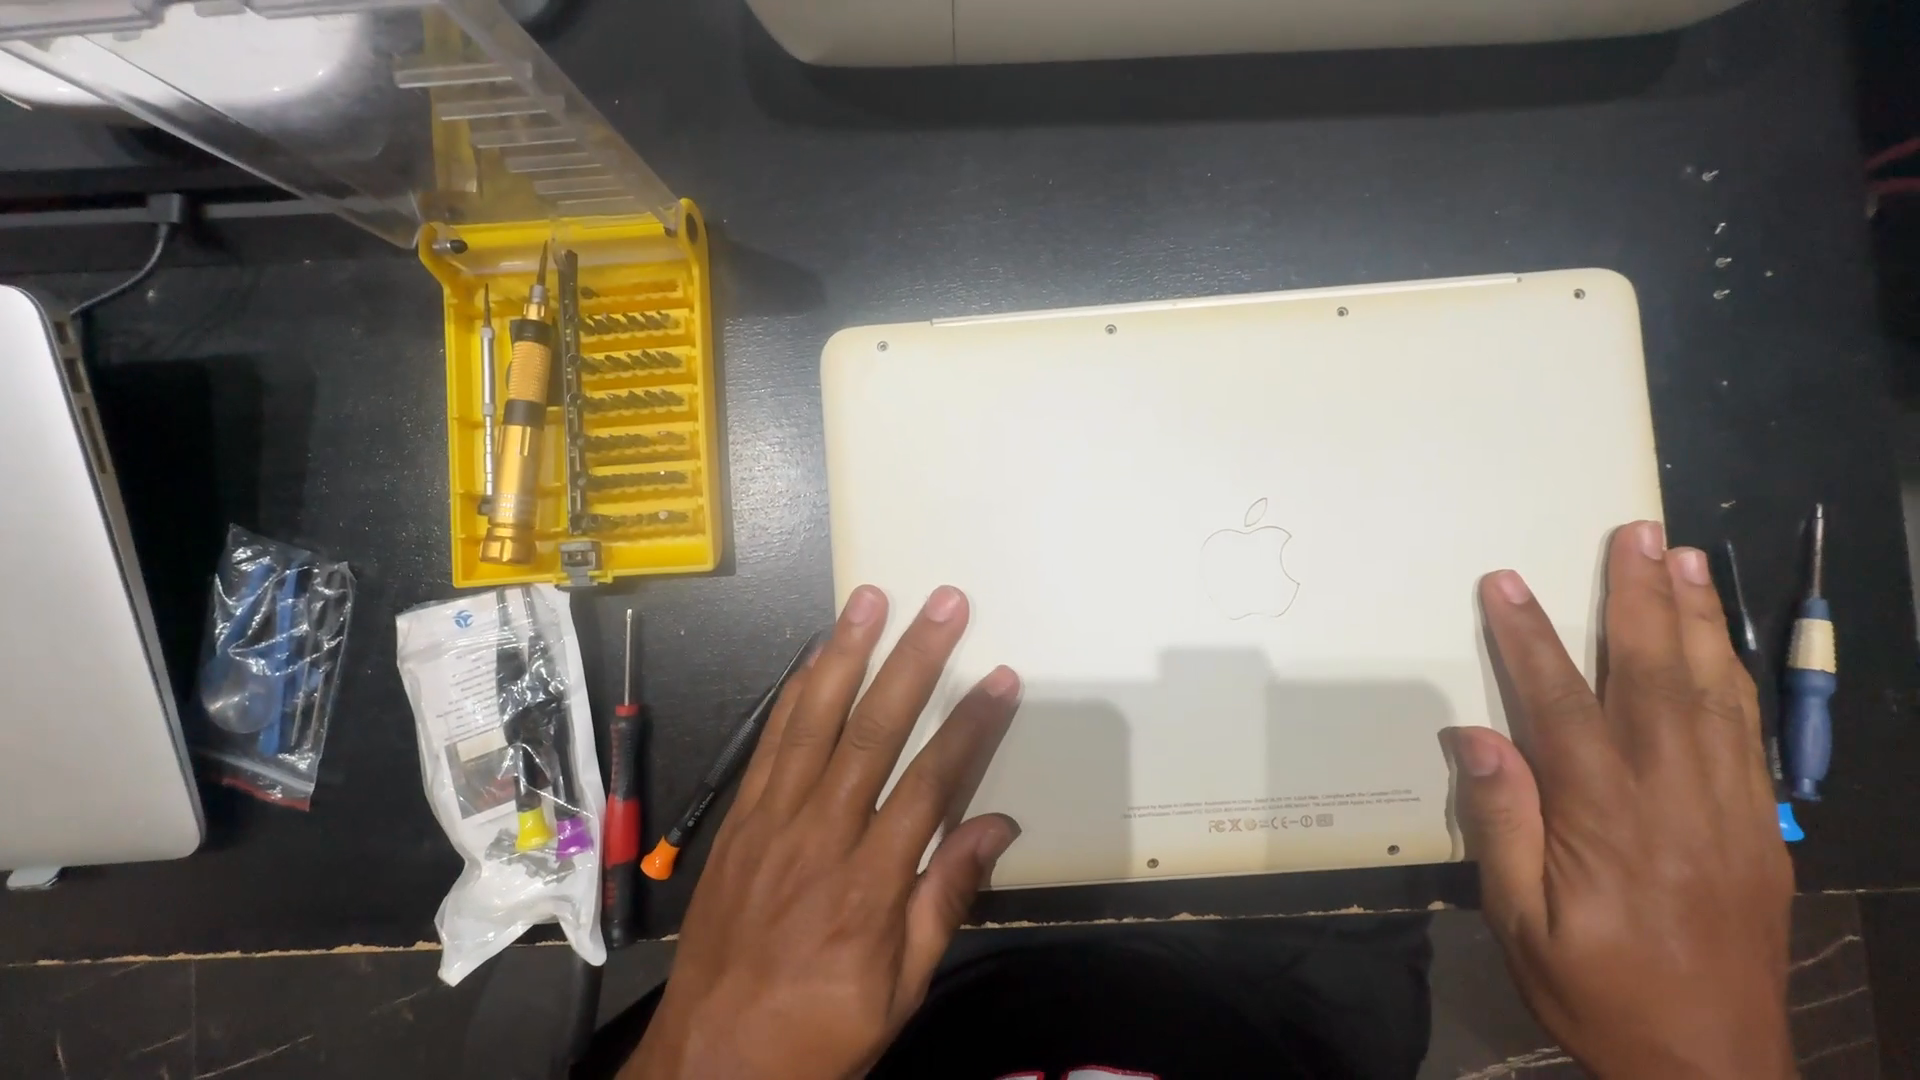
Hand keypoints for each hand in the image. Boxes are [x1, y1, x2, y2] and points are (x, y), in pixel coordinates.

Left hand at [627, 585, 1021, 1079]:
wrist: (711, 1060)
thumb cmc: (819, 1027)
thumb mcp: (900, 986)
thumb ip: (946, 897)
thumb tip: (998, 825)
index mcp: (870, 885)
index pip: (932, 784)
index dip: (971, 726)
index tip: (1000, 679)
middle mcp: (820, 836)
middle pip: (873, 732)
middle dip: (914, 661)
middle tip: (944, 606)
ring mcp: (772, 820)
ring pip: (815, 721)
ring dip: (846, 654)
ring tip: (871, 600)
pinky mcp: (739, 818)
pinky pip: (771, 743)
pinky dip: (796, 693)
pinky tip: (817, 656)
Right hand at [1449, 521, 1795, 1078]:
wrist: (1711, 1067)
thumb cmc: (1592, 987)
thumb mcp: (1518, 918)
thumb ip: (1502, 823)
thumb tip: (1476, 736)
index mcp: (1605, 819)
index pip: (1561, 707)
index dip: (1530, 640)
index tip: (1507, 584)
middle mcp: (1675, 799)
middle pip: (1657, 680)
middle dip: (1642, 600)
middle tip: (1638, 535)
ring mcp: (1731, 811)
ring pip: (1716, 696)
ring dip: (1696, 621)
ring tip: (1684, 560)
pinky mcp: (1761, 829)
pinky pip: (1749, 736)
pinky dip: (1733, 676)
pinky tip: (1717, 643)